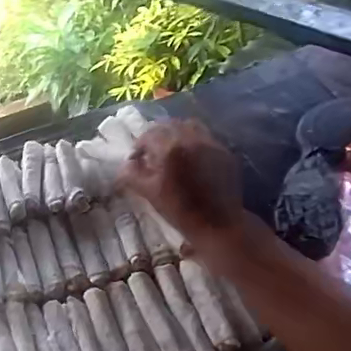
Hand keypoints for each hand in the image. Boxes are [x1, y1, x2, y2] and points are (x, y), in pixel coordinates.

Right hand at [120, 119, 247, 248]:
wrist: (217, 225)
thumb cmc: (180, 211)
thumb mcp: (149, 193)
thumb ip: (132, 175)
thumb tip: (125, 164)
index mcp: (170, 148)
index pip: (148, 135)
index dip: (139, 146)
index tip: (137, 159)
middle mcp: (192, 139)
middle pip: (169, 125)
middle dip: (157, 136)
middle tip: (153, 152)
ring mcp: (211, 144)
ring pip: (190, 125)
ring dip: (177, 133)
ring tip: (173, 149)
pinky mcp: (225, 152)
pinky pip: (206, 137)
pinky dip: (195, 141)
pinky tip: (193, 157)